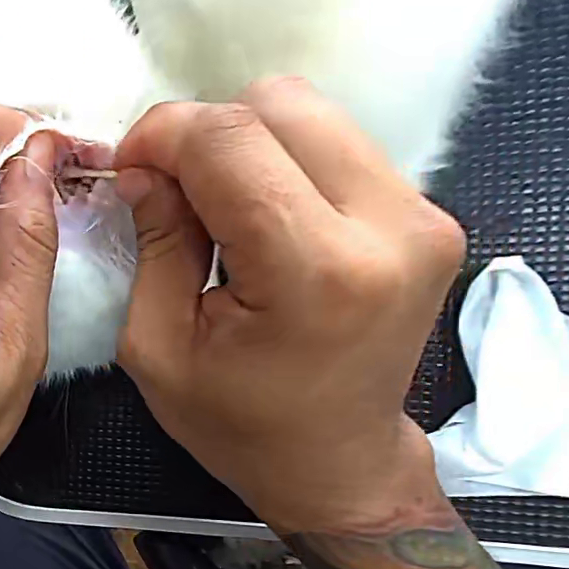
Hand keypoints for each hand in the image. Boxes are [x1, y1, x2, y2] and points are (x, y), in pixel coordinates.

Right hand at [113, 77, 465, 534]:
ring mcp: (424, 219)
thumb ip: (153, 242)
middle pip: (280, 104)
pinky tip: (274, 223)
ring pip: (316, 115)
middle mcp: (388, 229)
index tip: (134, 169)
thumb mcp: (161, 350)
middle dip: (210, 137)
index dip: (164, 135)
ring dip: (254, 149)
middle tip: (182, 196)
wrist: (340, 464)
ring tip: (230, 215)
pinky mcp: (434, 220)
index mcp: (314, 273)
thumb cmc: (243, 427)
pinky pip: (344, 148)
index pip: (229, 140)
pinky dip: (294, 167)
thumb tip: (145, 165)